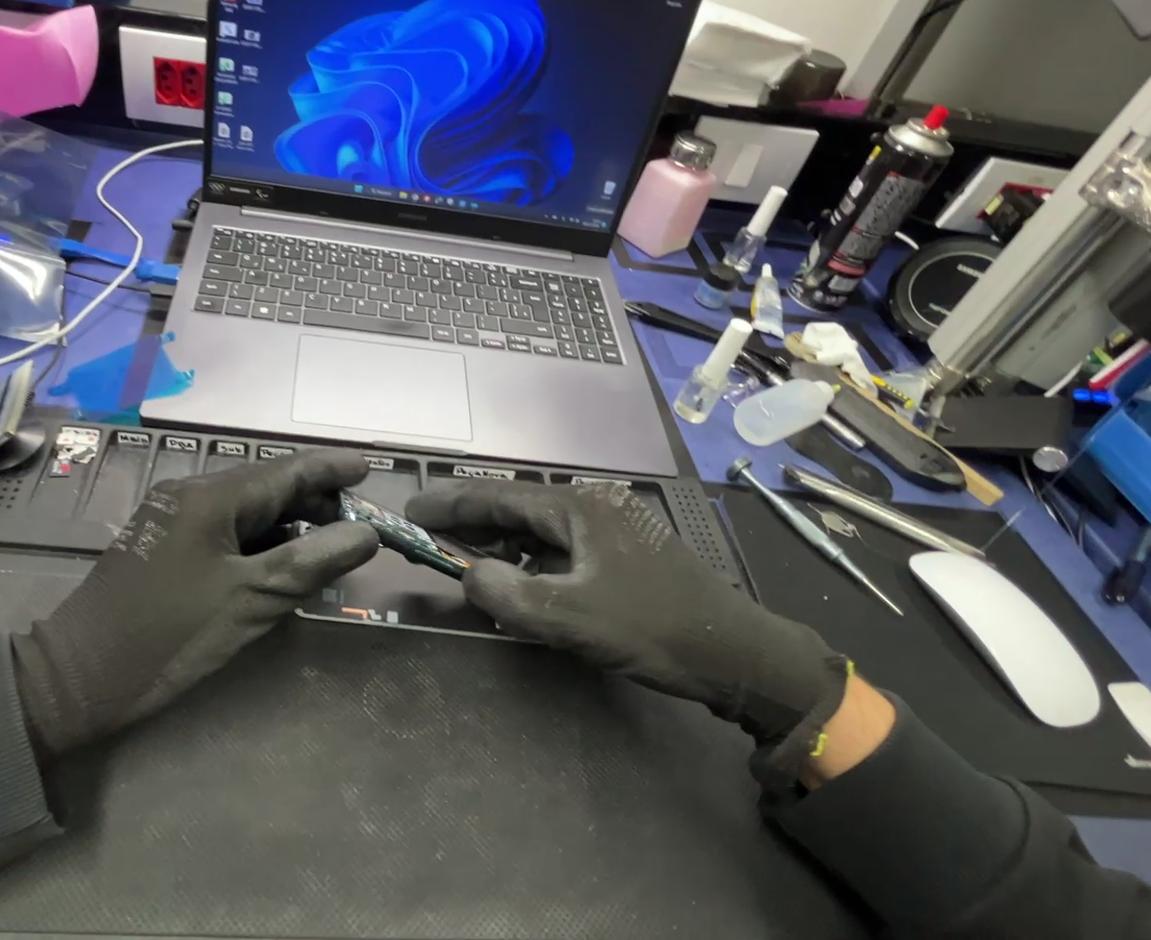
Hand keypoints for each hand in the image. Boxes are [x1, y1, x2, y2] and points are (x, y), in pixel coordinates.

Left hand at [12, 449, 378, 755]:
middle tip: (360, 524)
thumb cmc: (166, 635)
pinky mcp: (166, 546)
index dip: (331, 469)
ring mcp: (175, 520)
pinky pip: (227, 531)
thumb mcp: (249, 600)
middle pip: (268, 487)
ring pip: (248, 511)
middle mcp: (192, 496)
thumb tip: (366, 533)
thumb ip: (311, 561)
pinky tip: (283, 563)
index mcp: (211, 497)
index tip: (369, 469)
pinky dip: (262, 542)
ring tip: (330, 546)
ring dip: (290, 524)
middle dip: (316, 501)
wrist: (77, 676)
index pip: (286, 470)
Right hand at [405, 480, 848, 783]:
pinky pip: (559, 545)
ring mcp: (611, 526)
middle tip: (427, 531)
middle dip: (471, 519)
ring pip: (538, 527)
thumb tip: (470, 576)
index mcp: (580, 508)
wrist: (737, 652)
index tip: (413, 509)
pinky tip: (513, 574)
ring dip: (499, 540)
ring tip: (459, 553)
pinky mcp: (622, 551)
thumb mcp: (574, 618)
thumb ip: (511, 596)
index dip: (453, 503)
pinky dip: (528, 556)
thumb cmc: (654, 628)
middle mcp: (594, 505)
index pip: (501, 497)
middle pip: (517, 507)